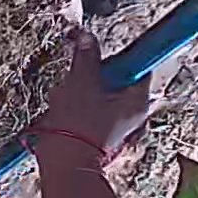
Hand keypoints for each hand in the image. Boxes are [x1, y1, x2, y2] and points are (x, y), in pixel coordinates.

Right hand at [34, 29, 150, 155]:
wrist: (65, 162)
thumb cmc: (78, 124)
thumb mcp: (81, 82)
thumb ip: (86, 58)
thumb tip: (86, 36)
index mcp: (137, 100)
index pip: (137, 68)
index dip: (117, 58)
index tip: (100, 55)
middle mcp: (132, 115)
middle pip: (116, 83)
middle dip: (92, 77)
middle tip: (76, 77)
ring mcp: (115, 127)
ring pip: (99, 98)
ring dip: (81, 93)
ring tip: (63, 98)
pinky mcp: (97, 136)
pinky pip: (89, 114)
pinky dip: (75, 109)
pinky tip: (60, 111)